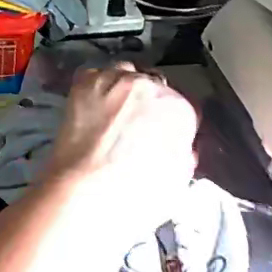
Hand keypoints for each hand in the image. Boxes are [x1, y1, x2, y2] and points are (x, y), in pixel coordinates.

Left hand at [43, 62, 197, 232]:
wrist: (85, 195)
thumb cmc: (134, 196)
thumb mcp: (179, 182)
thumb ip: (185, 155)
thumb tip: (183, 149)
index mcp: (181, 109)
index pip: (187, 106)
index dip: (176, 121)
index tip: (166, 132)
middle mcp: (152, 86)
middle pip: (156, 86)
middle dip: (150, 104)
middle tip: (135, 129)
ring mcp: (118, 80)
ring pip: (126, 75)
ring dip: (124, 91)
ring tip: (112, 117)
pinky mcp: (87, 82)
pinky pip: (97, 77)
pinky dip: (97, 90)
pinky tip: (92, 112)